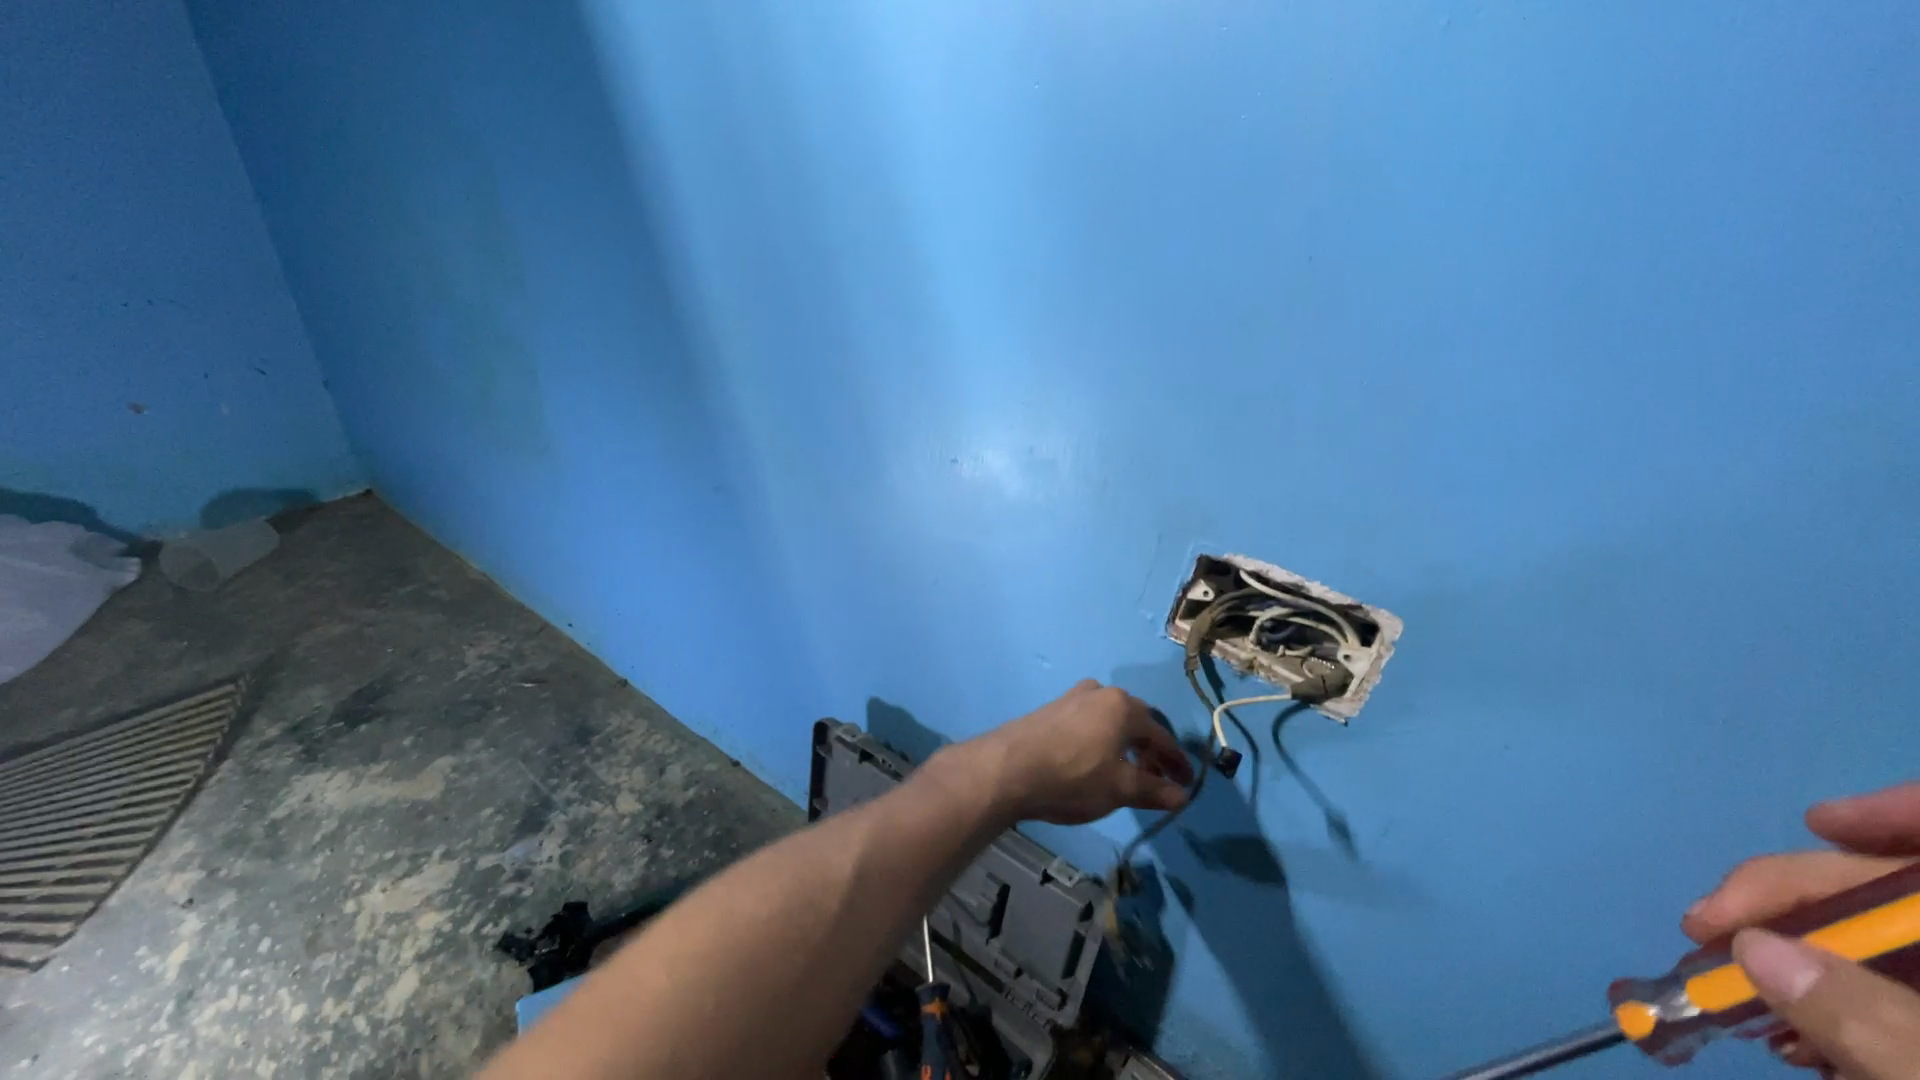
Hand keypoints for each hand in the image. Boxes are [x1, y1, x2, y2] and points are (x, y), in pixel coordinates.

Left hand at [940, 680, 1195, 826]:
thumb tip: (1181, 796)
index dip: (1177, 762)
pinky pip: (1088, 723)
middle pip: (1137, 722)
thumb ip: (1153, 790)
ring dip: (1125, 745)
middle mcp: (1100, 693)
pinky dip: (1101, 740)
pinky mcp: (1050, 709)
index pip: (1162, 735)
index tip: (1187, 784)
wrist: (1006, 770)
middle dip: (1151, 751)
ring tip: (1127, 772)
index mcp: (1123, 706)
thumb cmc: (1071, 778)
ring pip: (1110, 721)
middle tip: (1158, 779)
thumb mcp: (1119, 789)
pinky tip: (1095, 761)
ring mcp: (1072, 698)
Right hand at [1684, 783, 1919, 1078]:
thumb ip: (1884, 1033)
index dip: (1903, 812)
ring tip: (1748, 1001)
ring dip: (1813, 961)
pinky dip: (1845, 1007)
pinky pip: (1896, 999)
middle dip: (1808, 900)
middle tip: (1708, 930)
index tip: (1816, 827)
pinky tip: (1805, 1039)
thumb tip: (1753, 951)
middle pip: (1918, 898)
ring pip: (1899, 951)